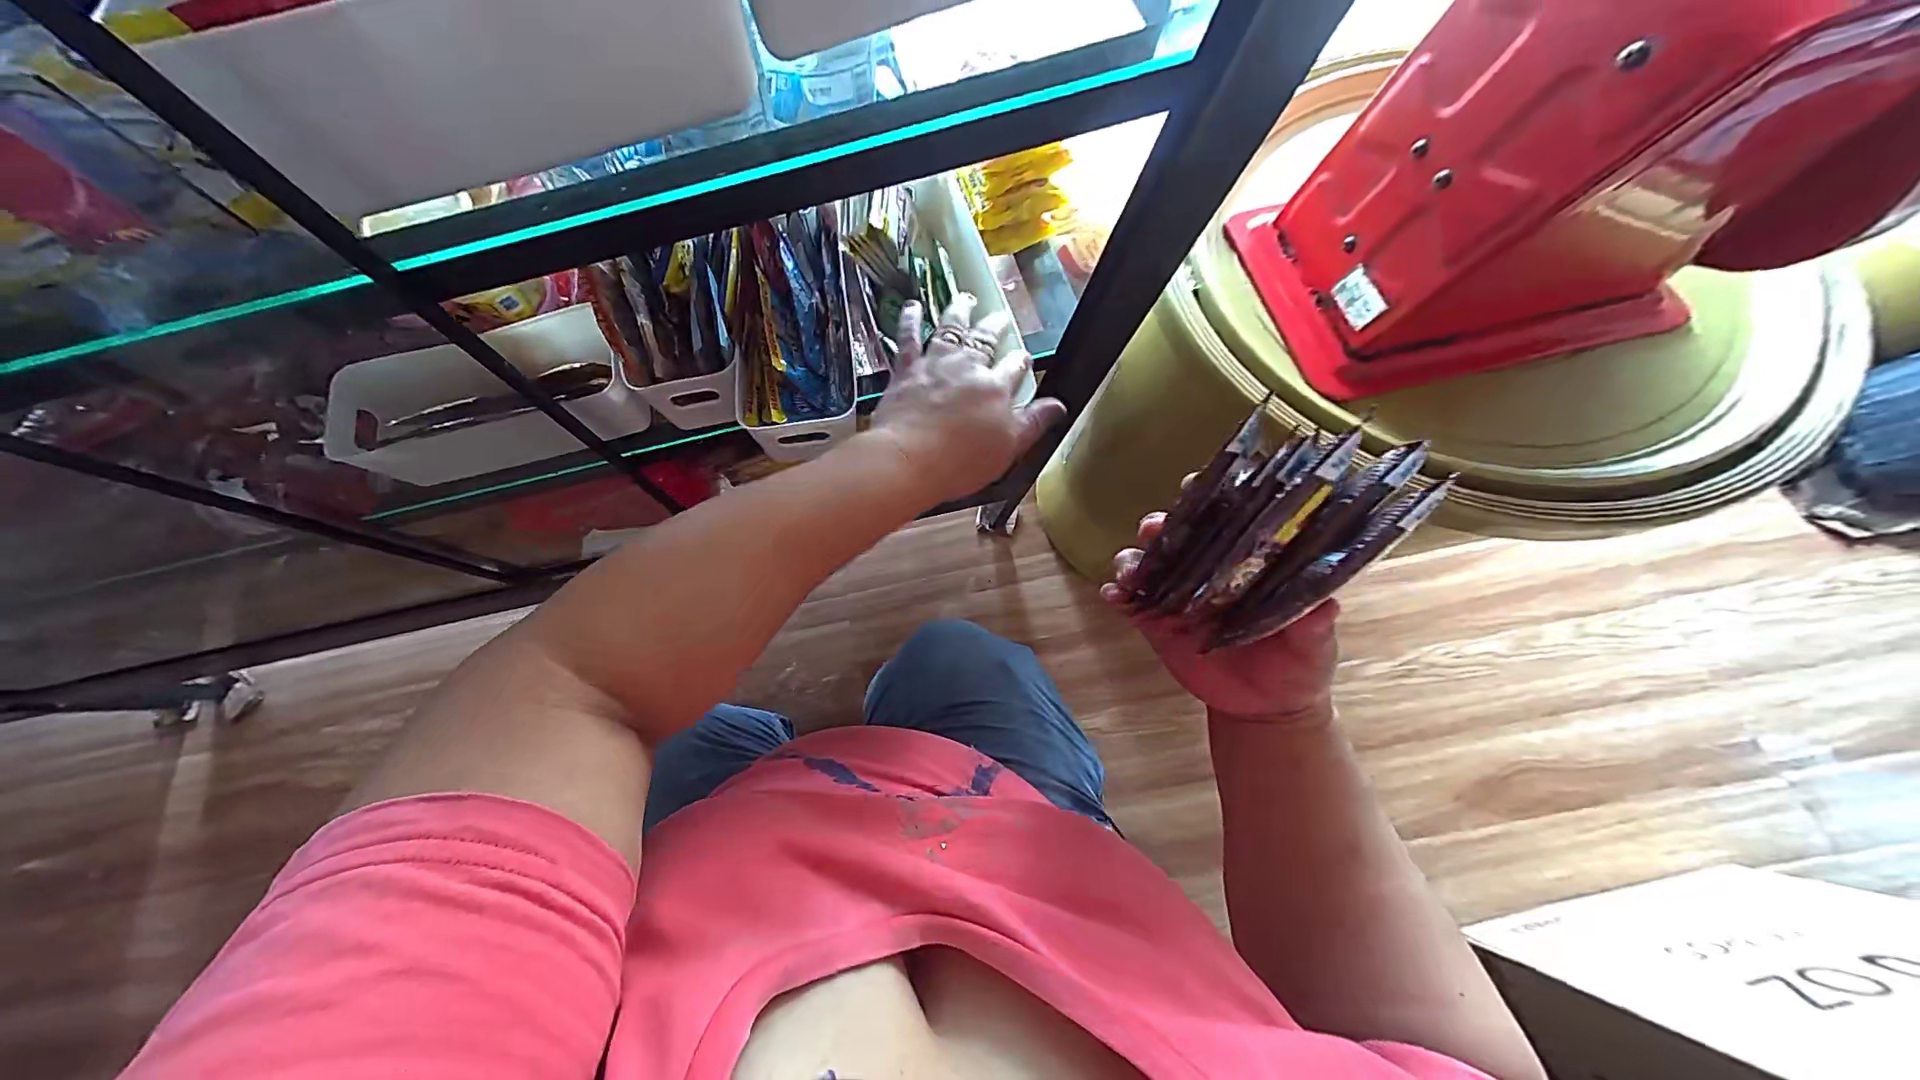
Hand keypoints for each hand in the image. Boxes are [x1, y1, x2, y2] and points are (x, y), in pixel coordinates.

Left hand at [868, 295, 1067, 503]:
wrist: (909, 459)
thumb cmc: (960, 462)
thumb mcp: (1008, 448)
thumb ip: (1034, 423)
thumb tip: (1059, 406)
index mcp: (996, 388)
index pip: (1015, 367)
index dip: (1021, 361)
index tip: (1024, 357)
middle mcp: (968, 368)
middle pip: (985, 340)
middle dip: (995, 327)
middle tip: (1000, 316)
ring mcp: (935, 365)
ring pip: (951, 329)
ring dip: (959, 312)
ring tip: (965, 299)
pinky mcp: (906, 370)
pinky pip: (909, 338)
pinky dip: (911, 320)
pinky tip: (912, 307)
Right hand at [1101, 510, 1338, 725]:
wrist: (1265, 707)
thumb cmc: (1297, 663)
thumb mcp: (1313, 645)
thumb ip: (1312, 626)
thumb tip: (1322, 607)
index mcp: (1244, 560)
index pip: (1223, 517)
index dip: (1209, 495)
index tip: (1197, 484)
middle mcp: (1205, 568)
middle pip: (1175, 533)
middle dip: (1160, 524)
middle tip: (1157, 528)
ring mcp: (1176, 594)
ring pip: (1145, 562)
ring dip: (1133, 559)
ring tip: (1133, 573)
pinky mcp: (1155, 622)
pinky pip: (1130, 602)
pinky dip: (1117, 594)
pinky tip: (1114, 596)